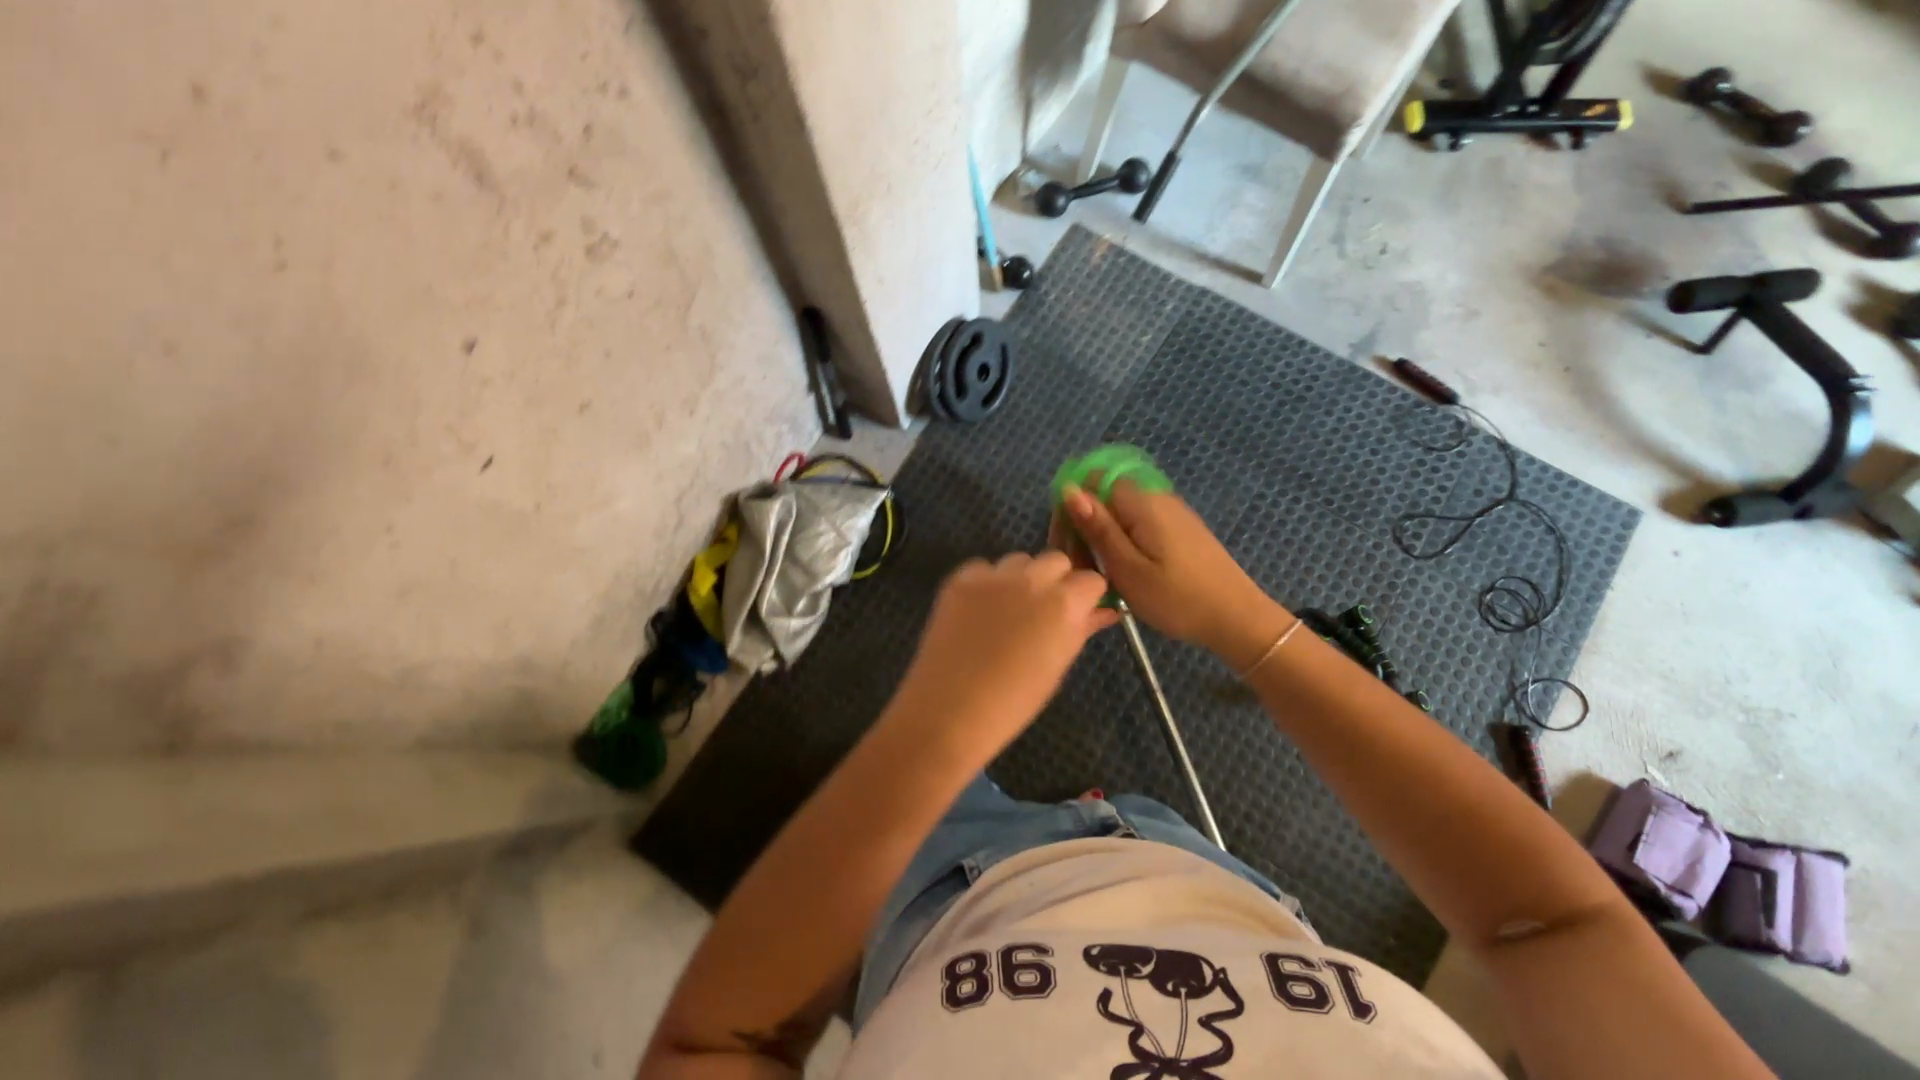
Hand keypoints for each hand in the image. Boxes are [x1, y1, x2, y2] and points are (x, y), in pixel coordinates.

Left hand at [893, 552, 1117, 752]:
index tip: (1078, 613)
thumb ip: (1080, 630)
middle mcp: (1032, 580)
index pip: (1091, 580)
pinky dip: (986, 583)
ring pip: (1019, 561)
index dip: (1086, 596)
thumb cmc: (1013, 702)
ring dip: (1021, 578)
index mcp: (1064, 604)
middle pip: (1055, 560)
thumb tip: (1103, 611)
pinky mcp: (960, 578)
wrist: (949, 711)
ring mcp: (993, 576)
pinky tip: (978, 612)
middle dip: (1056, 580)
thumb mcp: (1057, 667)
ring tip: (1007, 612)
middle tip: (1042, 611)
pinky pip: (983, 568)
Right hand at [1055, 479, 1290, 671]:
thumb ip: (1098, 527)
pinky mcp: (1180, 531)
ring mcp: (1171, 514)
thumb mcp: (1127, 568)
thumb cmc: (1176, 598)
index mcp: (1141, 502)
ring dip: (1103, 539)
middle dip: (1085, 527)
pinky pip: (1139, 526)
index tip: (1065, 545)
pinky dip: (1124, 545)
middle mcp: (1156, 498)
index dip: (1070, 509)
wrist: (1236, 619)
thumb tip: (1069, 489)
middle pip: (1105, 497)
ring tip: (1100, 578)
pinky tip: (1124, 575)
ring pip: (1121, 514)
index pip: (1090, 482)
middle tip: (1081, 570)